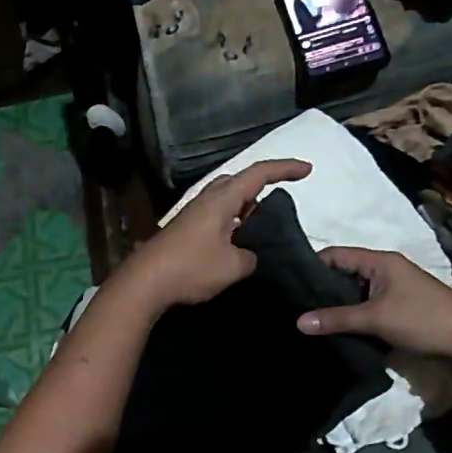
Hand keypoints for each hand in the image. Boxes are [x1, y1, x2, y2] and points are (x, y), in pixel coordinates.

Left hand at [115, 159, 311, 308]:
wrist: (144, 283)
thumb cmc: (191, 268)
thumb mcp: (234, 266)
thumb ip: (251, 257)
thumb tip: (248, 256)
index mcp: (221, 200)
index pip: (258, 174)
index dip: (284, 169)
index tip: (307, 170)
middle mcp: (205, 201)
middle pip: (237, 183)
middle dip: (260, 188)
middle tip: (277, 209)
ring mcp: (191, 216)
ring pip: (224, 201)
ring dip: (244, 210)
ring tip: (258, 233)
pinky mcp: (182, 232)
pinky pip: (214, 218)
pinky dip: (230, 224)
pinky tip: (234, 246)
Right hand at [295, 246, 451, 365]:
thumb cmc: (423, 320)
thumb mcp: (374, 319)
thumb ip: (335, 319)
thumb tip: (297, 321)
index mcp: (380, 261)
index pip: (335, 254)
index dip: (311, 265)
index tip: (289, 282)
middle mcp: (385, 270)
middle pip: (342, 272)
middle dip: (320, 287)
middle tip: (294, 303)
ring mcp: (392, 289)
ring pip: (353, 291)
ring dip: (335, 304)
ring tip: (308, 316)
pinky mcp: (396, 307)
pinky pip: (364, 305)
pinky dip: (350, 314)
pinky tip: (333, 327)